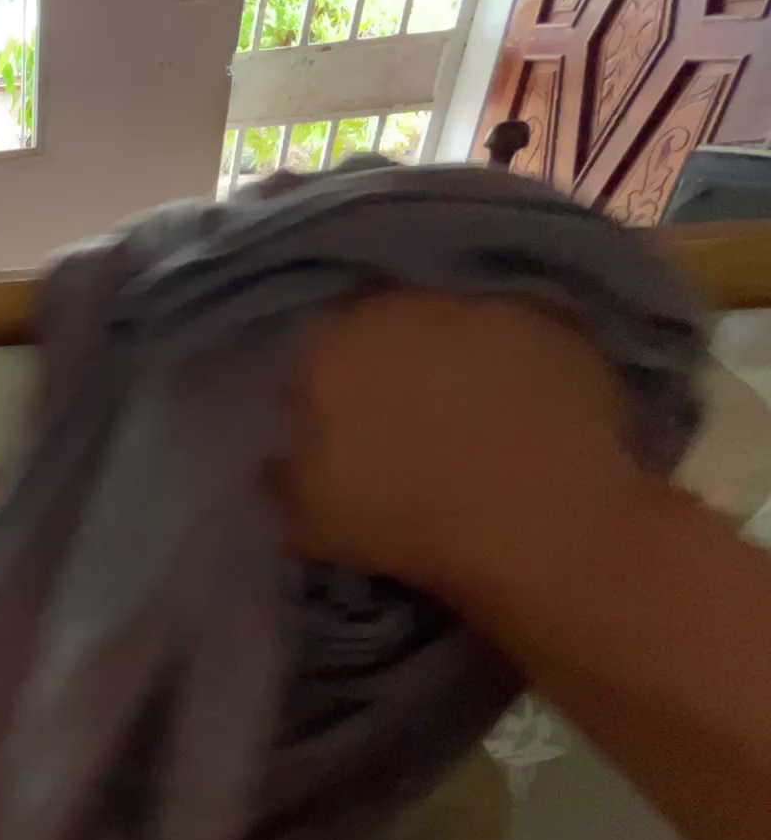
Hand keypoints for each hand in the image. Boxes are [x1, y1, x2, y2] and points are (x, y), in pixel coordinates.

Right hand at [279, 291, 651, 599]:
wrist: (543, 527)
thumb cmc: (399, 518)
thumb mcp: (303, 515)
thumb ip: (281, 473)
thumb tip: (280, 455)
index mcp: (327, 348)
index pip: (304, 347)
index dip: (311, 383)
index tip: (320, 419)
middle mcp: (399, 312)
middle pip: (373, 324)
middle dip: (375, 359)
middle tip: (385, 411)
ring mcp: (482, 312)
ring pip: (442, 326)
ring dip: (439, 356)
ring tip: (452, 409)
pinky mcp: (557, 329)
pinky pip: (510, 339)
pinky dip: (503, 365)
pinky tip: (507, 409)